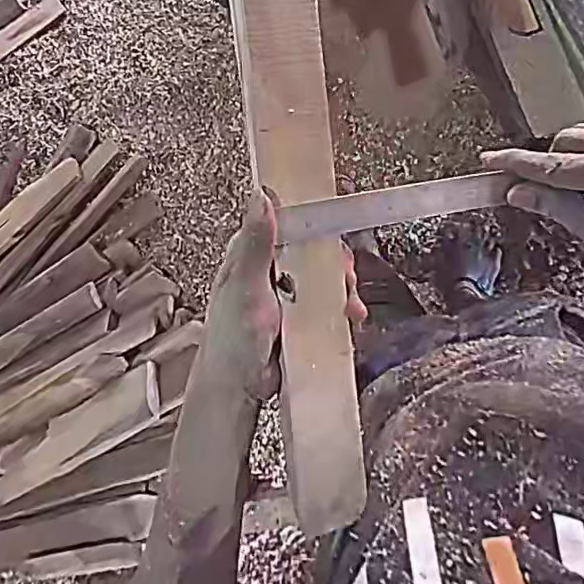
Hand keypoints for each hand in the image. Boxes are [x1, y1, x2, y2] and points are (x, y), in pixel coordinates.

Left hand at [209, 188, 365, 397]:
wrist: (239, 388)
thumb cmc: (232, 337)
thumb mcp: (247, 285)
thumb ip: (257, 243)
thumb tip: (262, 196)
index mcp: (251, 253)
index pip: (286, 222)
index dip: (312, 221)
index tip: (334, 226)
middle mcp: (269, 268)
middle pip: (312, 249)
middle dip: (334, 261)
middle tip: (345, 275)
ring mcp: (286, 292)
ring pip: (323, 275)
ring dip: (342, 286)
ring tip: (349, 303)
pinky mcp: (299, 314)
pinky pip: (327, 301)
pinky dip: (342, 306)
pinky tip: (350, 316)